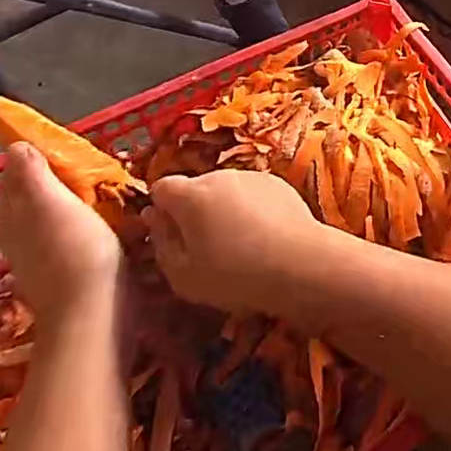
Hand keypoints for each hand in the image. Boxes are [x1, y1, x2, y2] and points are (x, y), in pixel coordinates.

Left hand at [0, 143, 124, 320]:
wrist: (93, 312)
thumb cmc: (75, 249)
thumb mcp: (53, 203)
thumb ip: (32, 174)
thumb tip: (14, 145)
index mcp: (13, 216)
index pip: (14, 175)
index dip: (35, 156)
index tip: (66, 147)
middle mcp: (18, 236)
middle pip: (32, 195)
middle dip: (55, 177)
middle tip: (89, 166)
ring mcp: (38, 256)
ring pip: (49, 214)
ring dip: (69, 199)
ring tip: (100, 189)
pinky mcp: (61, 270)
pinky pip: (65, 233)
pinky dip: (78, 220)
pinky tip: (100, 222)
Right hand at [145, 170, 328, 311]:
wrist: (298, 263)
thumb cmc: (233, 275)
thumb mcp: (182, 274)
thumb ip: (161, 241)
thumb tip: (153, 215)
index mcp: (192, 195)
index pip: (162, 188)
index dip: (162, 210)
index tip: (172, 236)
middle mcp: (221, 176)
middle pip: (196, 189)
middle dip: (194, 213)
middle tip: (206, 250)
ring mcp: (252, 176)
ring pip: (226, 192)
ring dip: (224, 211)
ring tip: (239, 248)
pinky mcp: (278, 183)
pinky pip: (252, 195)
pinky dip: (251, 211)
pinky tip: (263, 239)